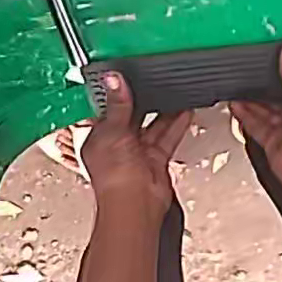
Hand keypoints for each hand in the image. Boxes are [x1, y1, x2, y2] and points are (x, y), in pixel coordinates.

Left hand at [82, 71, 191, 220]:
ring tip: (173, 91)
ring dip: (162, 111)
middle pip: (130, 116)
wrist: (136, 205)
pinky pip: (166, 137)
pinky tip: (184, 111)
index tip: (123, 77)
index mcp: (97, 137)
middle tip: (152, 81)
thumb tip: (113, 80)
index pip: (105, 110)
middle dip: (141, 101)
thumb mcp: (113, 131)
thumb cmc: (114, 177)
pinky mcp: (155, 160)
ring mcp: (136, 153)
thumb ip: (118, 105)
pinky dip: (176, 124)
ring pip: (151, 126)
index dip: (114, 94)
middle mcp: (116, 145)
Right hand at [229, 39, 281, 191]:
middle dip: (267, 88)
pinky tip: (236, 104)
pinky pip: (257, 126)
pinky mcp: (273, 144)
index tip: (276, 61)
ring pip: (267, 113)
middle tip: (252, 72)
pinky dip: (246, 116)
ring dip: (252, 101)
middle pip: (281, 100)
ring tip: (238, 85)